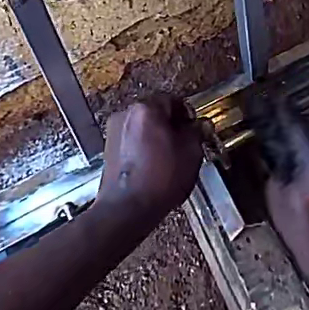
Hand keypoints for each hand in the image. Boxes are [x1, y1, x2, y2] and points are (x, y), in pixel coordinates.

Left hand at [97, 94, 202, 217]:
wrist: (127, 209)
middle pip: (155, 113)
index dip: (188, 114)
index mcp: (147, 109)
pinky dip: (144, 149)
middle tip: (187, 142)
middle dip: (172, 126)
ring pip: (143, 128)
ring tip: (172, 158)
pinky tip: (155, 167)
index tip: (196, 127)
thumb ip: (197, 132)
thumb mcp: (191, 152)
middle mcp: (126, 115)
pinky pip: (132, 142)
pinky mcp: (108, 151)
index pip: (173, 100)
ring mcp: (114, 133)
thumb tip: (200, 125)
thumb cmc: (160, 179)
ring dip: (157, 137)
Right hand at [265, 118, 308, 279]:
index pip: (293, 122)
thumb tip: (270, 149)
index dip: (276, 109)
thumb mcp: (277, 199)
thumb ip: (274, 167)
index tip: (264, 101)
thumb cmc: (306, 235)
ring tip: (287, 141)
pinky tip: (303, 162)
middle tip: (277, 120)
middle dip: (296, 118)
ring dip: (307, 133)